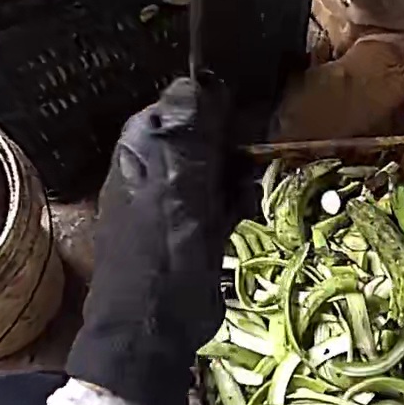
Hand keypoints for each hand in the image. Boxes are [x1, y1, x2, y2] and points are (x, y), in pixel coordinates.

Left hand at [67, 77, 229, 404]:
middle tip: (260, 153)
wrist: (154, 324)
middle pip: (208, 132)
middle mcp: (159, 164)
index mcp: (143, 145)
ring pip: (223, 164)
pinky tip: (248, 210)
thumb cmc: (162, 251)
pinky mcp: (198, 223)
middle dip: (238, 141)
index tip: (254, 114)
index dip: (221, 103)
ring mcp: (180, 195)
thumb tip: (203, 80)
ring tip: (254, 186)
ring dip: (244, 172)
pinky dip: (242, 199)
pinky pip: (227, 196)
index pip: (186, 99)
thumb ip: (191, 132)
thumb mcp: (178, 184)